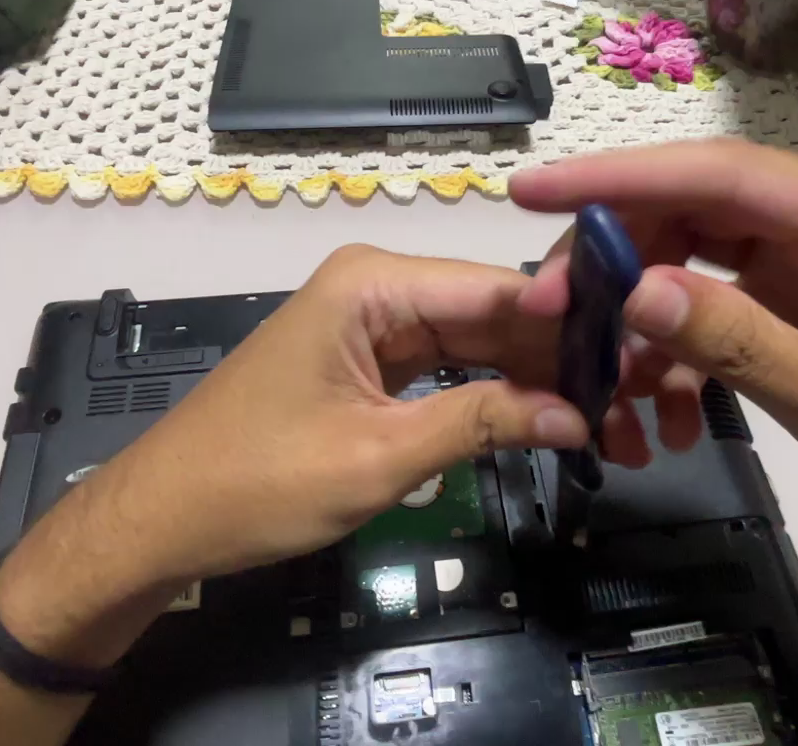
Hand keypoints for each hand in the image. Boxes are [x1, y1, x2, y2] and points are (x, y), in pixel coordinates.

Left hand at [0, 246, 590, 641]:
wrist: (165, 515)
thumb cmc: (259, 480)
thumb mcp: (379, 456)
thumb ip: (480, 422)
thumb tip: (575, 416)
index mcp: (373, 282)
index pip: (493, 288)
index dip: (566, 319)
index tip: (632, 353)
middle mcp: (376, 284)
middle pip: (487, 310)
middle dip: (553, 354)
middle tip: (627, 397)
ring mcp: (371, 319)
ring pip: (471, 337)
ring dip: (527, 375)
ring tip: (600, 411)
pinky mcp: (368, 356)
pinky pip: (443, 362)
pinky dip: (486, 389)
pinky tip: (537, 413)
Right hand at [512, 139, 797, 582]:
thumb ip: (745, 348)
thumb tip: (632, 289)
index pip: (724, 174)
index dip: (619, 177)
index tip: (532, 190)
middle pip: (697, 205)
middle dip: (612, 247)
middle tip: (543, 300)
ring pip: (694, 250)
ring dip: (633, 296)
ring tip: (582, 352)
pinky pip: (713, 300)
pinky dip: (669, 340)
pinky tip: (647, 396)